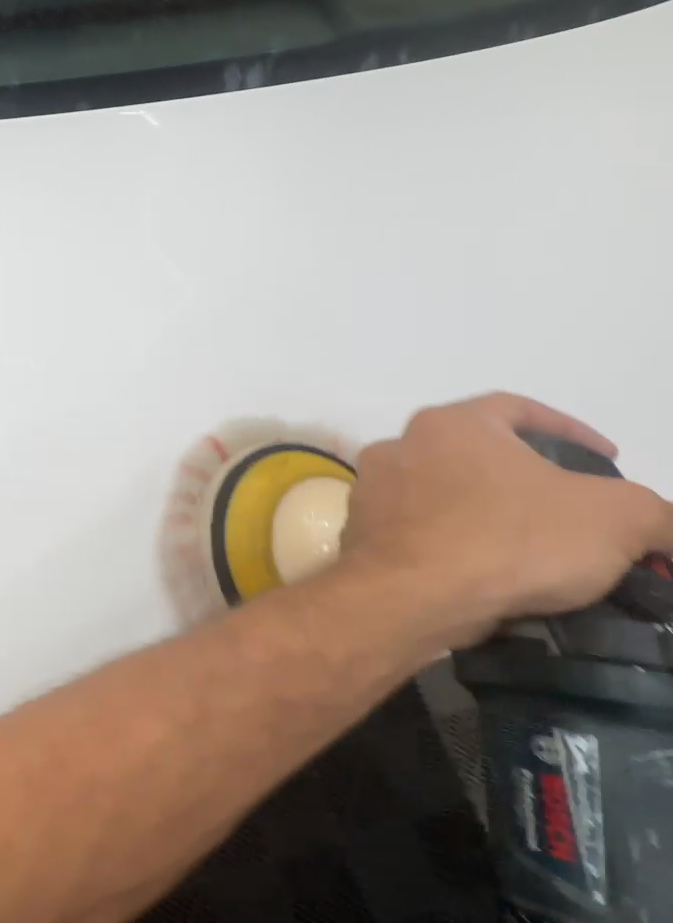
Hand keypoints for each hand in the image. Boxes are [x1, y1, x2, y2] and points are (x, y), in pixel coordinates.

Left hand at [339, 392, 672, 643]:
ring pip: (448, 493)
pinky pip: (424, 529)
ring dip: (495, 513)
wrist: (413, 595)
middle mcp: (397, 447)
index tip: (607, 457)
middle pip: (478, 454)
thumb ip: (658, 516)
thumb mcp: (622, 517)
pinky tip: (495, 568)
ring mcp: (373, 490)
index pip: (517, 409)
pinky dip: (460, 542)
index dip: (571, 430)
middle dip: (532, 479)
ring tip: (542, 546)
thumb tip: (666, 534)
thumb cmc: (512, 538)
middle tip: (576, 508)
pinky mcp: (362, 531)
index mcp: (447, 424)